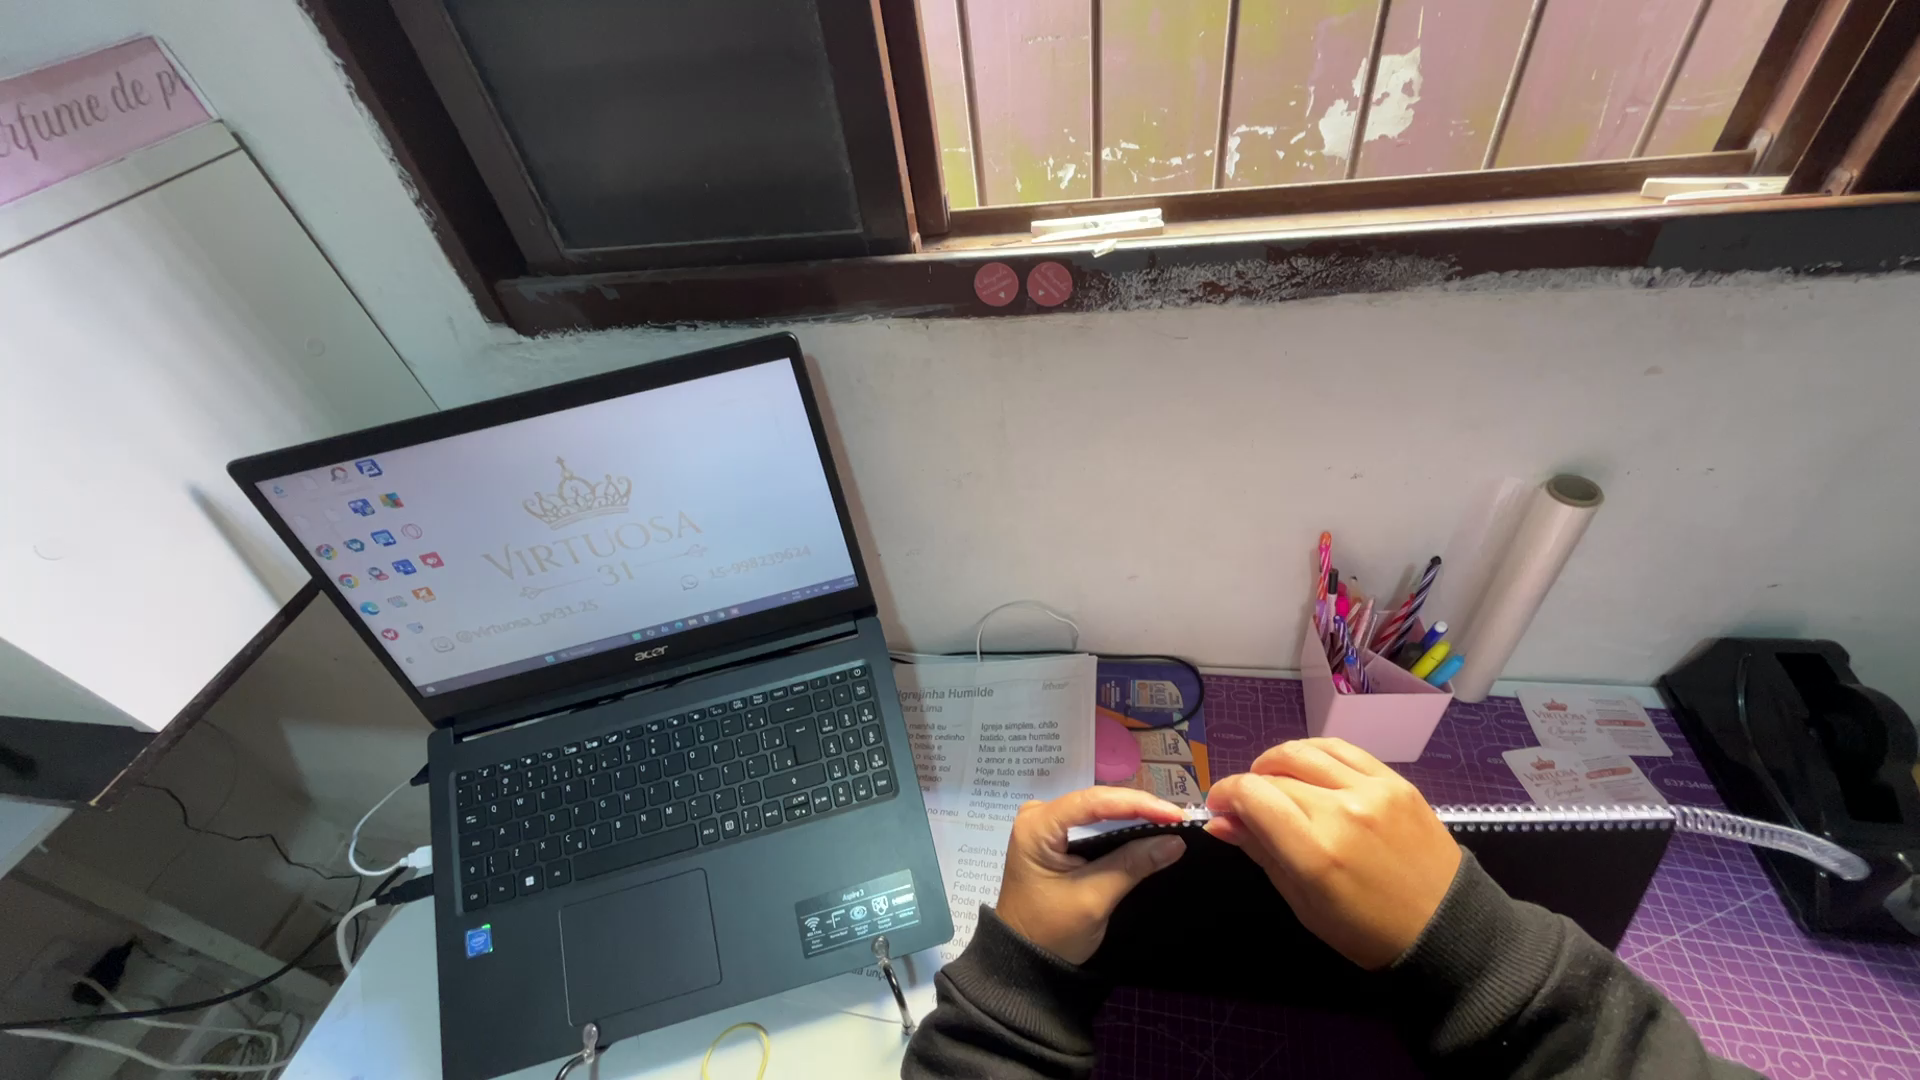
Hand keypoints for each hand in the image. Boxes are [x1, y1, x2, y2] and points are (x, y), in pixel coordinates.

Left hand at [993, 787, 1189, 963]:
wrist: (1025, 958)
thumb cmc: (1052, 931)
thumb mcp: (1094, 899)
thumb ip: (1132, 865)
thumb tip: (1174, 841)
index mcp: (1037, 826)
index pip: (1092, 803)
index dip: (1136, 803)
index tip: (1173, 813)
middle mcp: (1038, 815)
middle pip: (1095, 801)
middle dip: (1137, 806)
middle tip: (1177, 816)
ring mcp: (1045, 823)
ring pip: (1096, 809)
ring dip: (1131, 813)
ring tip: (1167, 817)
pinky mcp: (1055, 836)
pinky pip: (1091, 822)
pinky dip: (1118, 825)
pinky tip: (1144, 824)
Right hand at [1204, 738, 1460, 969]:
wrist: (1451, 932)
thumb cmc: (1368, 931)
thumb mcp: (1304, 904)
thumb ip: (1260, 852)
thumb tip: (1219, 820)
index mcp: (1316, 853)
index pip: (1251, 795)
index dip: (1224, 795)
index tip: (1219, 808)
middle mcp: (1341, 812)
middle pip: (1272, 777)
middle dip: (1248, 788)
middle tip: (1245, 807)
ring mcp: (1371, 791)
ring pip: (1300, 753)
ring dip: (1273, 763)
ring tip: (1271, 781)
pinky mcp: (1394, 781)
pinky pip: (1339, 749)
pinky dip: (1310, 752)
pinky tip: (1303, 766)